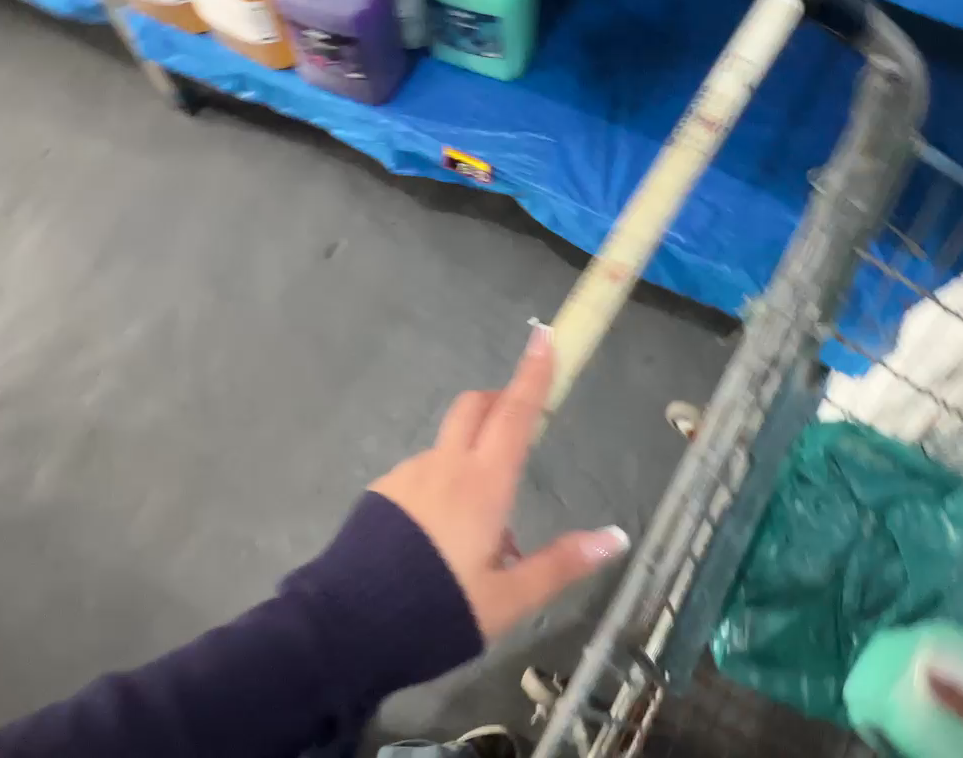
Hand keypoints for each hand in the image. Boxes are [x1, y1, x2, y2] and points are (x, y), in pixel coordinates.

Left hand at [372, 325, 629, 640]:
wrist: (345, 627)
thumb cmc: (438, 611)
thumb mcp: (509, 599)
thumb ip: (562, 564)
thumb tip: (616, 537)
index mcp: (484, 483)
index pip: (516, 413)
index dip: (534, 373)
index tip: (544, 336)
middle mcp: (446, 465)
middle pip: (476, 407)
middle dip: (500, 401)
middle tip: (518, 426)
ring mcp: (408, 475)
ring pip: (448, 445)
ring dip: (470, 459)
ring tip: (477, 532)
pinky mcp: (381, 492)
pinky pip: (421, 475)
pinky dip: (440, 488)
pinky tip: (435, 544)